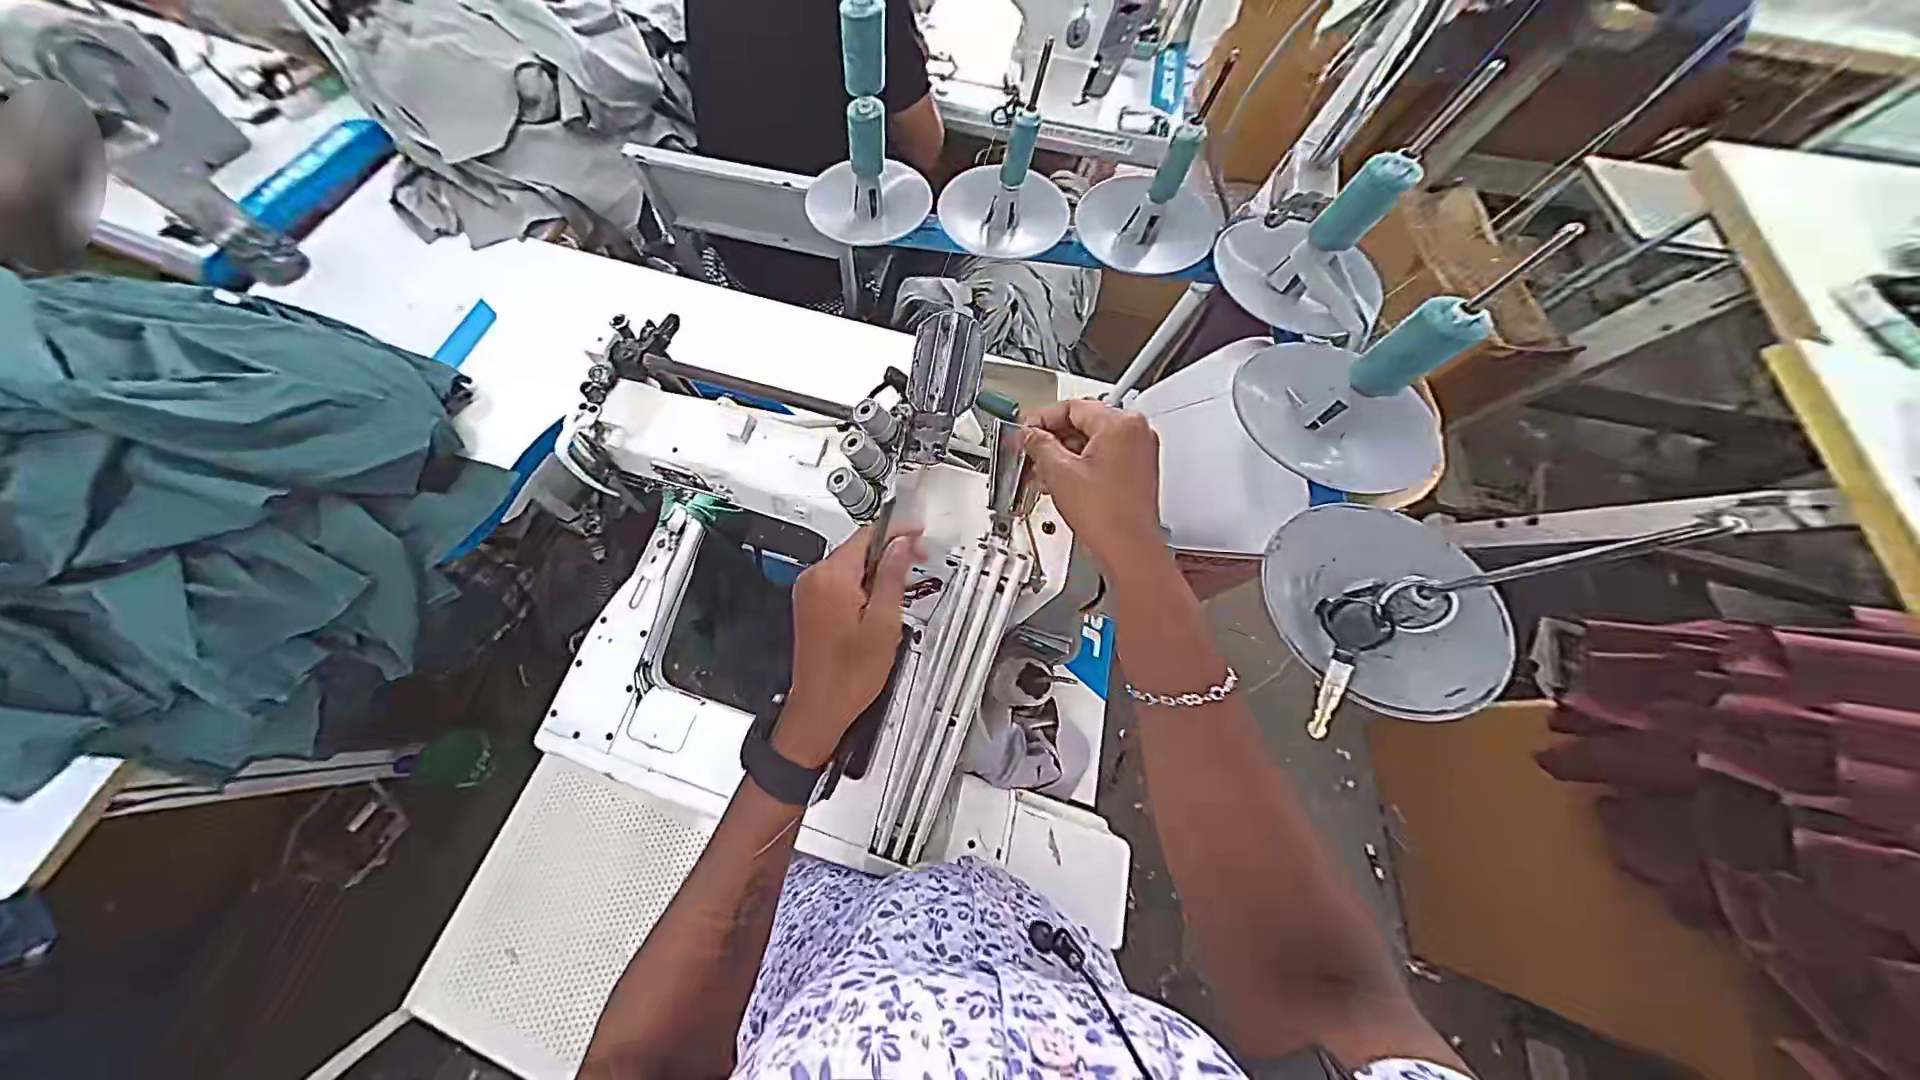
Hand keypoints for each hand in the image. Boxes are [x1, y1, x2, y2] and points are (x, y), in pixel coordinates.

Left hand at [778, 526, 922, 767]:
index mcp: (831, 578)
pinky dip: (862, 585)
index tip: (917, 536)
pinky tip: (878, 606)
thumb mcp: (884, 622)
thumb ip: (894, 577)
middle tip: (916, 565)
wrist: (821, 706)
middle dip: (890, 555)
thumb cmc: (848, 675)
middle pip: (859, 548)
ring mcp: (809, 591)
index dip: (898, 532)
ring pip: (851, 565)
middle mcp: (814, 579)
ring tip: (898, 596)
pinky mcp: (810, 604)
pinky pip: (840, 581)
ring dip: (877, 572)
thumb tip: (903, 545)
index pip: (868, 535)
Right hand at [1023, 399, 1169, 574]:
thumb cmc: (1107, 514)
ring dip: (1065, 454)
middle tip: (1032, 451)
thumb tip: (1030, 435)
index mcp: (1120, 424)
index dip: (1042, 418)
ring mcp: (1140, 451)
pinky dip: (1082, 464)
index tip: (1027, 431)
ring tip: (1045, 472)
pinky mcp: (1138, 470)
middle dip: (1054, 439)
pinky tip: (1063, 481)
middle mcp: (1136, 432)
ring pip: (1093, 441)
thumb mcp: (1059, 472)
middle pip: (1084, 422)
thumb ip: (1040, 444)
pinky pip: (1105, 455)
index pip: (1072, 407)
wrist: (1128, 546)